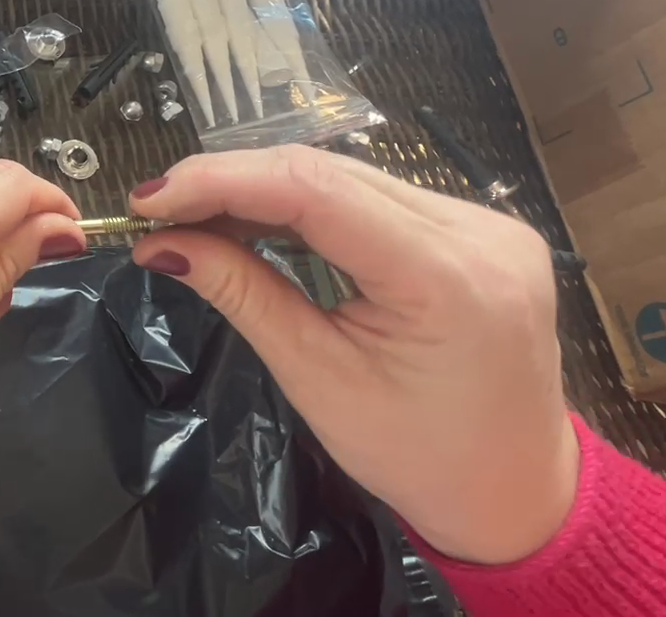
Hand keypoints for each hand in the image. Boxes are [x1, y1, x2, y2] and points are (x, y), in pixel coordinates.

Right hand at [128, 146, 577, 565]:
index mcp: (447, 277)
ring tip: (186, 214)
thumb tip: (158, 244)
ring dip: (250, 188)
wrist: (518, 493)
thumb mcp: (313, 375)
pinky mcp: (461, 225)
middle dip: (224, 181)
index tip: (147, 199)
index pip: (313, 190)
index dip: (218, 180)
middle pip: (321, 171)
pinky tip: (244, 218)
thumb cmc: (416, 454)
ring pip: (334, 174)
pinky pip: (356, 192)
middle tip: (154, 208)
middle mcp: (473, 229)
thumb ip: (239, 292)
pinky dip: (288, 201)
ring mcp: (475, 220)